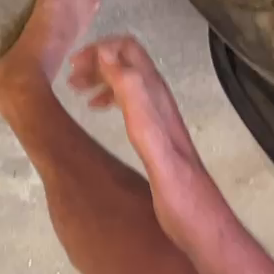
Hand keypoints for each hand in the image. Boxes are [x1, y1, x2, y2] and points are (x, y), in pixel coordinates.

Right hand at [68, 35, 219, 242]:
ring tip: (76, 89)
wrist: (202, 225)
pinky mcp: (154, 132)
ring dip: (99, 75)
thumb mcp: (152, 142)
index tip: (75, 66)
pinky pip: (128, 97)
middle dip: (96, 59)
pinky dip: (107, 93)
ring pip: (126, 76)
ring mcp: (157, 114)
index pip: (128, 49)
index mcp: (154, 97)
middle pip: (125, 59)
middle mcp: (157, 99)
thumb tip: (108, 55)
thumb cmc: (177, 191)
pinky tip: (95, 108)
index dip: (100, 48)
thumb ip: (134, 99)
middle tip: (71, 77)